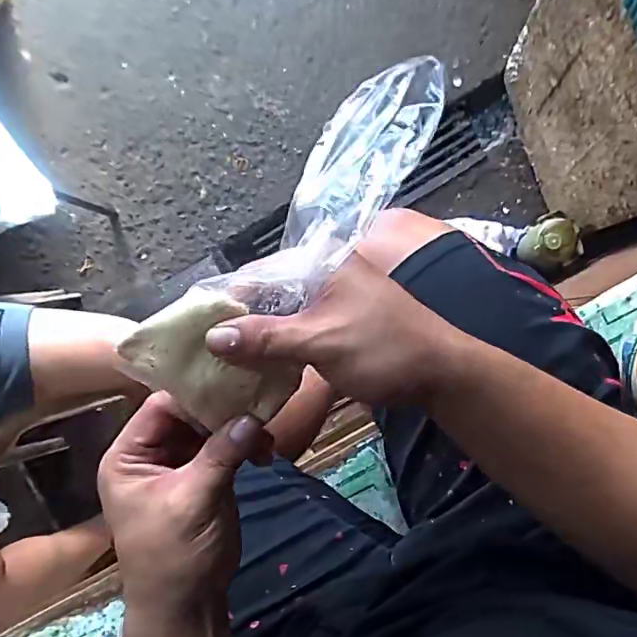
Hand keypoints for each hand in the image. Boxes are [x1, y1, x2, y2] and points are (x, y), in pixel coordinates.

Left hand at [99, 392, 271, 611]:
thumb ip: (220, 455)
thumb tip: (252, 417)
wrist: (187, 602)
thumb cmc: (173, 552)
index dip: (195, 394)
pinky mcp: (206, 478)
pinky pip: (226, 449)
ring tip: (267, 437)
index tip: (234, 385)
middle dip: (223, 411)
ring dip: (240, 430)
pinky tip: (266, 454)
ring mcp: (180, 466)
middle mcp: (151, 455)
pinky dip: (246, 447)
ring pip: (211, 430)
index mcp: (129, 456)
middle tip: (259, 406)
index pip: (160, 407)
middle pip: (188, 414)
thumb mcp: (193, 500)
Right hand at [203, 256, 467, 406]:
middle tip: (207, 354)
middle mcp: (327, 273)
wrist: (442, 373)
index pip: (257, 274)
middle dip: (240, 324)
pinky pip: (305, 333)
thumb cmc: (384, 350)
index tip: (194, 330)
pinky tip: (265, 370)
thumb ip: (266, 337)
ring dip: (262, 341)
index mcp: (322, 263)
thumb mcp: (320, 342)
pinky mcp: (347, 325)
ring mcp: (339, 300)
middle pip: (270, 296)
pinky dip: (285, 350)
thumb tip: (212, 335)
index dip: (225, 302)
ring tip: (228, 366)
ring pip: (287, 317)